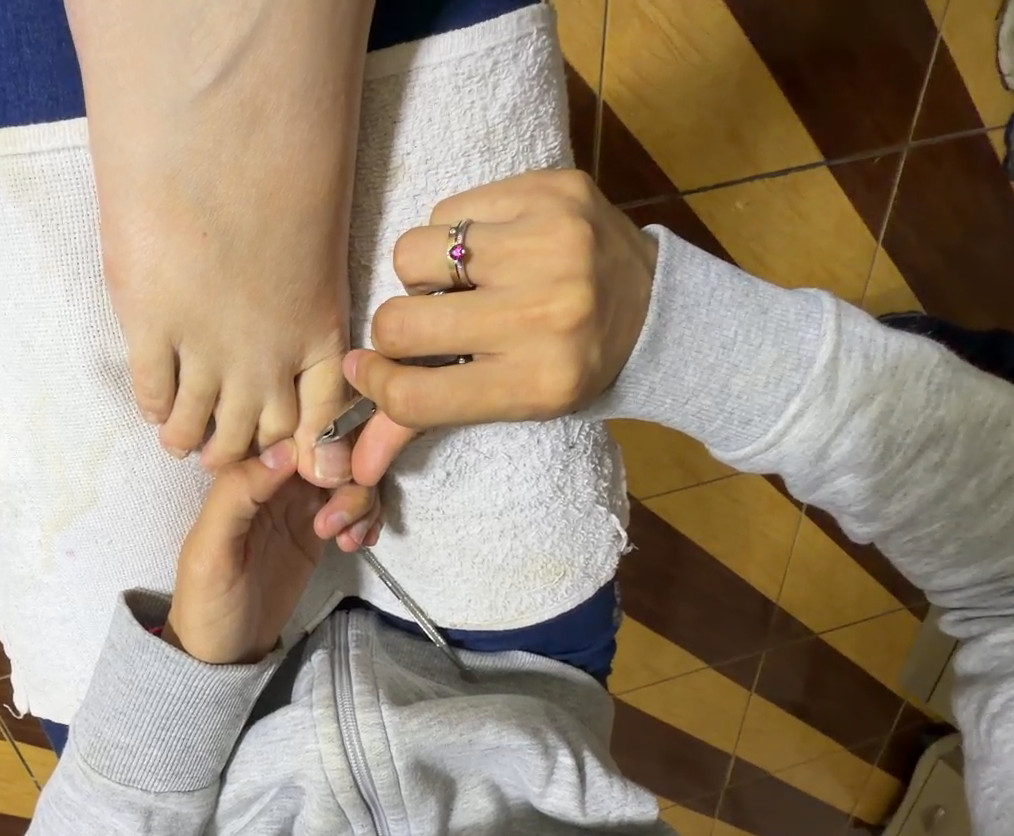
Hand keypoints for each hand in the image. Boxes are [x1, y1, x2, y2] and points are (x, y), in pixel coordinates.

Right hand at [68, 0, 370, 480]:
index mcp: (316, 330)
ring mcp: (209, 348)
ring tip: (182, 443)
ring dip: (191, 442)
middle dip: (243, 450)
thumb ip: (308, 302)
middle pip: (260, 432)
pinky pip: (154, 393)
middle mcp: (267, 355)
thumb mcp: (320, 245)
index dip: (308, 446)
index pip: (319, 415)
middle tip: (224, 452)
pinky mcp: (153, 328)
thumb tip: (294, 330)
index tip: (294, 460)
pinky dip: (155, 409)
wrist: (221, 127)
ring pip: (201, 428)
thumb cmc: (281, 169)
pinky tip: (154, 407)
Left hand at [167, 443, 379, 664]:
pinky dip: (368, 517)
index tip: (330, 483)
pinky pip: (356, 506)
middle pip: (332, 450)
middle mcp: (275, 481)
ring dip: (361, 502)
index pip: (294, 432)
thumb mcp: (211, 551)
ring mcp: (300, 504)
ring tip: (349, 542)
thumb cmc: (207, 602)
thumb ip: (238, 496)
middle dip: (349, 479)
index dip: (323, 446)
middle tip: (339, 525)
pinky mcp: (319, 529)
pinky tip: (359, 545)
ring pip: (350, 476)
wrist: (224, 653)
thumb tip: (285, 449)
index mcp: (244, 474)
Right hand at [343, 170, 659, 485]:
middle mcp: (545, 314)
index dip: (375, 385)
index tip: (369, 370)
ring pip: (413, 254)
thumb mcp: (508, 404)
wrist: (658, 308)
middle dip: (398, 328)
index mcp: (536, 383)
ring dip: (424, 274)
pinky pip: (450, 208)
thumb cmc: (569, 365)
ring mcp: (552, 244)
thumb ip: (425, 423)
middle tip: (430, 325)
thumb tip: (356, 468)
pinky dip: (457, 232)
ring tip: (463, 283)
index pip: (413, 396)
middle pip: (400, 323)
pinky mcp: (554, 190)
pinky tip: (492, 249)